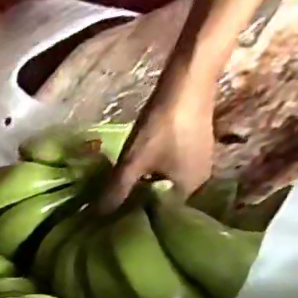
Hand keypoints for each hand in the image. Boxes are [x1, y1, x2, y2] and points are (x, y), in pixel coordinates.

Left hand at [100, 78, 216, 213]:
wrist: (188, 79)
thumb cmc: (163, 126)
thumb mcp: (133, 162)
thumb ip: (117, 190)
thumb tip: (98, 216)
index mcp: (189, 191)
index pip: (159, 217)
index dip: (137, 218)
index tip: (115, 218)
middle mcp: (200, 182)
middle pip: (164, 200)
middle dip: (140, 202)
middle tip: (114, 204)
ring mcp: (200, 163)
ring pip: (166, 183)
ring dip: (145, 186)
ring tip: (122, 188)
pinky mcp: (195, 147)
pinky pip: (171, 168)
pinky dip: (154, 171)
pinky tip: (138, 168)